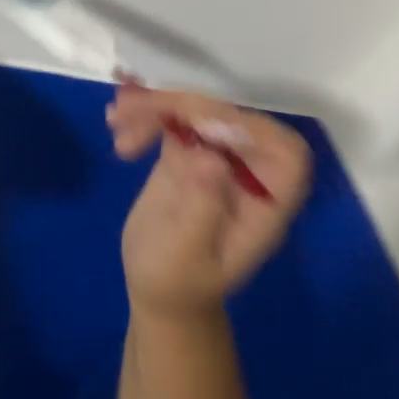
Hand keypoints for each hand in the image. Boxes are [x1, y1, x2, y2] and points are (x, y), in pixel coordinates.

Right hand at [107, 86, 311, 320]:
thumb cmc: (177, 282)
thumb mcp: (186, 254)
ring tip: (114, 117)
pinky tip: (115, 117)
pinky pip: (171, 121)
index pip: (284, 153)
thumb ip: (202, 208)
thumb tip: (212, 157)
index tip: (204, 126)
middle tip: (136, 109)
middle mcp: (246, 174)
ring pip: (196, 113)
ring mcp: (214, 161)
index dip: (251, 130)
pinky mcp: (184, 155)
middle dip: (184, 107)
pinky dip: (144, 112)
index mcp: (264, 203)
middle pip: (230, 120)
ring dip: (155, 107)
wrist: (158, 291)